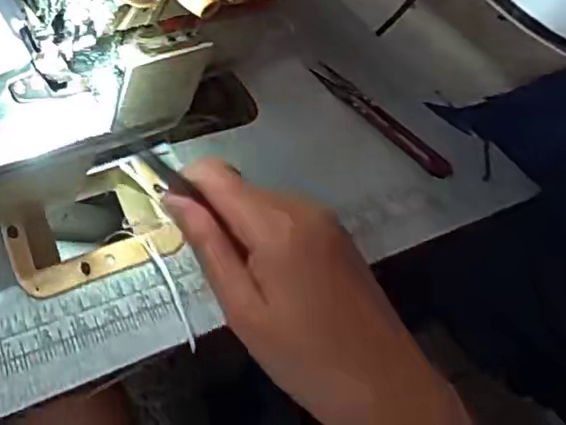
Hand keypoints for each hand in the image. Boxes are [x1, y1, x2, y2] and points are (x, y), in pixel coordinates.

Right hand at [163, 159, 466, 424]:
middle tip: (218, 269)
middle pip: (234, 185)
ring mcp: (321, 214)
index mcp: (274, 223)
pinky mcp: (334, 228)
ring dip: (240, 225)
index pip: (213, 172)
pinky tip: (278, 279)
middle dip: (214, 213)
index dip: (185, 183)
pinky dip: (265, 232)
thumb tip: (173, 198)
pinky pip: (282, 213)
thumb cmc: (308, 360)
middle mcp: (298, 204)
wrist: (392, 394)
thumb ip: (207, 246)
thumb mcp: (243, 311)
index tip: (175, 216)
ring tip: (252, 282)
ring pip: (256, 198)